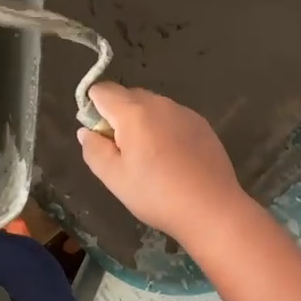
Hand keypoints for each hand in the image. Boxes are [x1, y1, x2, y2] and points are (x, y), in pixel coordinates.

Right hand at [76, 82, 249, 243]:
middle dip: (118, 117)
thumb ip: (93, 149)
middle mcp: (159, 103)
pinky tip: (173, 160)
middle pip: (128, 96)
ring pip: (151, 107)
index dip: (94, 110)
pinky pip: (172, 117)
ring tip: (151, 159)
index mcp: (134, 112)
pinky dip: (164, 130)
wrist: (213, 209)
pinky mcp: (201, 124)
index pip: (102, 91)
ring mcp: (183, 112)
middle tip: (124, 154)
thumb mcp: (114, 178)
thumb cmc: (157, 195)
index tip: (101, 138)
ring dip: (143, 123)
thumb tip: (86, 131)